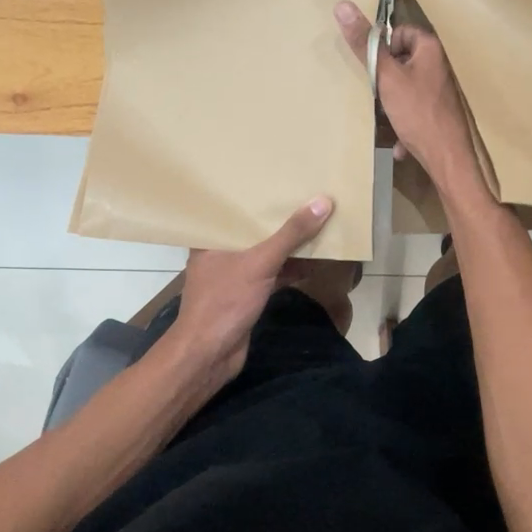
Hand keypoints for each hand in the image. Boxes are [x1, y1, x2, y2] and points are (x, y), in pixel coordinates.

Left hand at [152, 197, 334, 383]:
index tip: (283, 176)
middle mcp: (220, 252)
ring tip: (319, 223)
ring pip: (266, 252)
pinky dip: (291, 268)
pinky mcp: (247, 294)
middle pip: (255, 229)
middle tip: (309, 195)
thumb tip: (323, 202)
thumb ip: (291, 234)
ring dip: (290, 244)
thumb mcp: (260, 262)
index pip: (235, 207)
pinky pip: (273, 273)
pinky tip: (315, 261)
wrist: (209, 355)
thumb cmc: (225, 301)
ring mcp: (234, 275)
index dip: (258, 192)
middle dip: (281, 218)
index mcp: (211, 238)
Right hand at [334, 2, 488, 199]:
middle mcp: (439, 67)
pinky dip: (405, 126)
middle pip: (401, 62)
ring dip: (392, 106)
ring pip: (406, 89)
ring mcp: (441, 92)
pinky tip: (400, 142)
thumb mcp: (386, 76)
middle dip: (386, 80)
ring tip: (388, 118)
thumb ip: (364, 44)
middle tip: (378, 94)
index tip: (375, 67)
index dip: (383, 48)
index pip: (400, 32)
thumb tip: (342, 4)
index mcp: (431, 50)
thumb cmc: (418, 112)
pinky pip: (414, 113)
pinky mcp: (439, 115)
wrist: (447, 158)